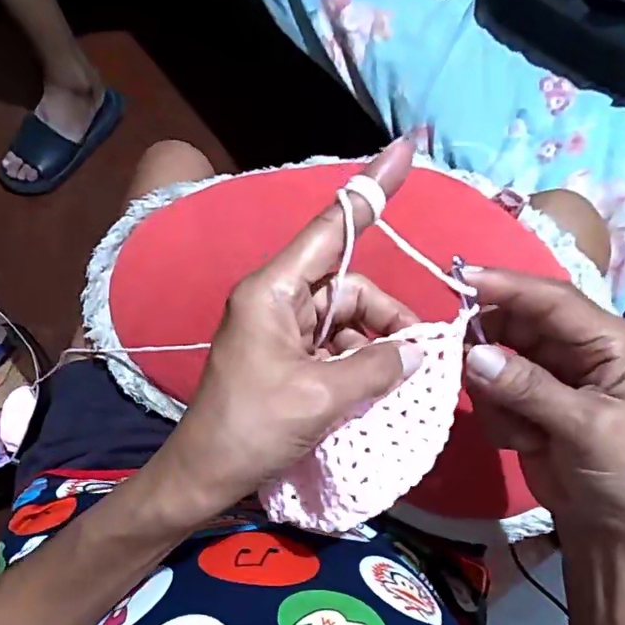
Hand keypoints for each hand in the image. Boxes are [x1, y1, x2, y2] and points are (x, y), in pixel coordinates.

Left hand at [152, 140, 423, 518]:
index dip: (372, 191)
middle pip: (347, 286)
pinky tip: (375, 389)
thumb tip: (417, 352)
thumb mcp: (323, 397)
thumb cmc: (254, 428)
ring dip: (373, 346)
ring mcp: (276, 332)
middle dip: (386, 316)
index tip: (407, 150)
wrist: (206, 475)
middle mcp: (275, 301)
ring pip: (342, 320)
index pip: (331, 228)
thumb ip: (377, 367)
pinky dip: (354, 364)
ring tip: (399, 380)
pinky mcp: (280, 360)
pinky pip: (329, 348)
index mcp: (273, 291)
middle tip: (418, 354)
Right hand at [462, 268, 624, 547]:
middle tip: (461, 364)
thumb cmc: (621, 470)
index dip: (508, 286)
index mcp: (607, 342)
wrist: (614, 525)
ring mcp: (546, 377)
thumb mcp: (584, 427)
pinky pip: (490, 393)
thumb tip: (473, 355)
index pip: (552, 301)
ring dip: (494, 394)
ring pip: (495, 360)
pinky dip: (497, 417)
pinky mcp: (525, 403)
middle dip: (490, 344)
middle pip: (516, 324)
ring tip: (520, 429)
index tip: (461, 278)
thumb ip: (529, 389)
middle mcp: (575, 350)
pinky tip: (524, 441)